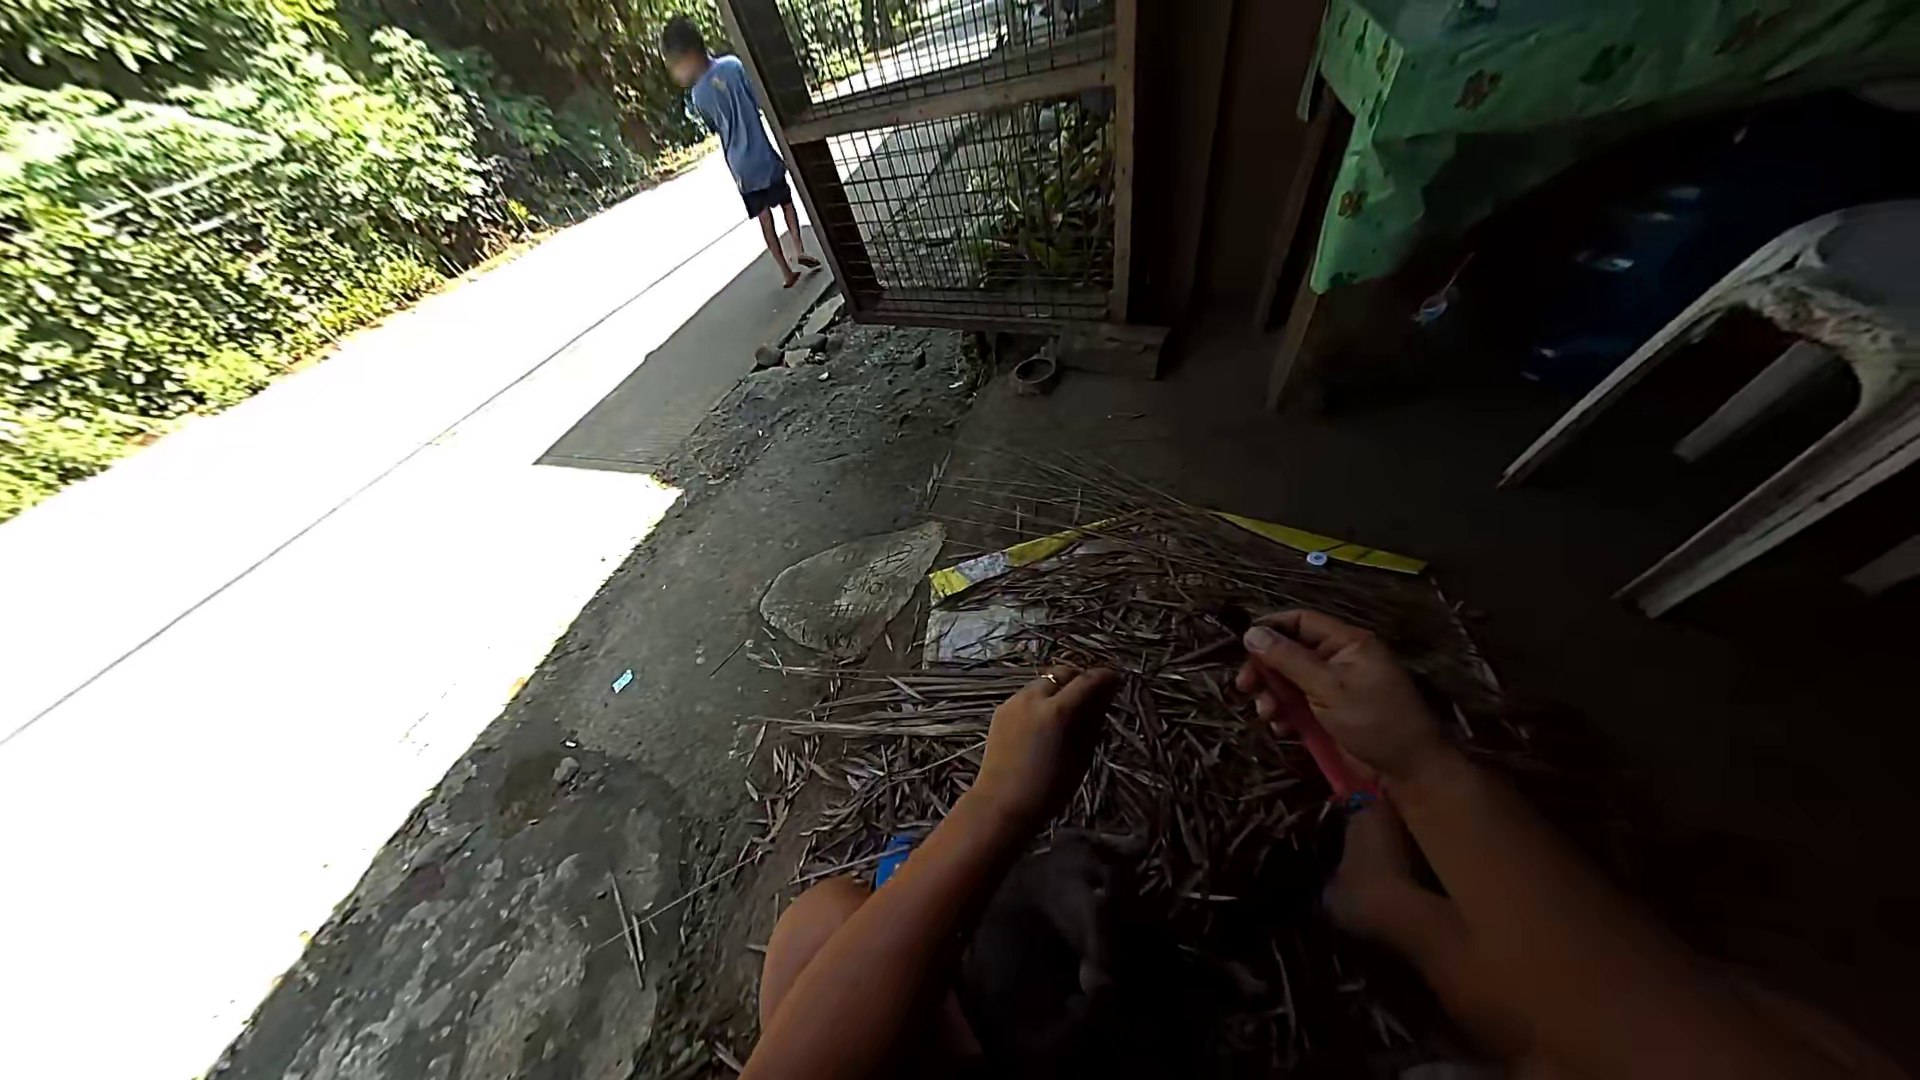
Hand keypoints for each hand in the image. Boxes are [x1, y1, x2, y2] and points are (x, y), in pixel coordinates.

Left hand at [971, 665, 1119, 831]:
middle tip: (1093, 693)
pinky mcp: (1001, 709)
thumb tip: (1105, 696)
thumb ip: (1093, 720)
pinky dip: (1042, 698)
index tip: (1115, 679)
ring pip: (1043, 681)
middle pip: (1062, 673)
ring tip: (1069, 706)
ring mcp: (1014, 701)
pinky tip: (1046, 719)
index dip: (1105, 677)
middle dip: (1080, 678)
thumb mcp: (1081, 756)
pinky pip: (1027, 694)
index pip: (1087, 680)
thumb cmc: (1050, 789)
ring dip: (1060, 687)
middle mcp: (1033, 697)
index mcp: (1057, 711)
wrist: (1002, 803)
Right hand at [1234, 611, 1445, 782]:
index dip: (1270, 629)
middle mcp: (1338, 660)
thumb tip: (1251, 633)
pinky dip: (1284, 713)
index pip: (1300, 621)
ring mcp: (1333, 687)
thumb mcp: (1327, 686)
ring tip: (1266, 714)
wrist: (1409, 773)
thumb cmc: (1374, 721)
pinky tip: (1281, 727)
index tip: (1244, 646)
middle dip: (1265, 669)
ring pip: (1287, 680)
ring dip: (1271, 695)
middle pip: (1288, 652)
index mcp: (1347, 643)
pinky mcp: (1328, 711)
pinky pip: (1296, 703)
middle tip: (1244, 686)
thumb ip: (1287, 659)